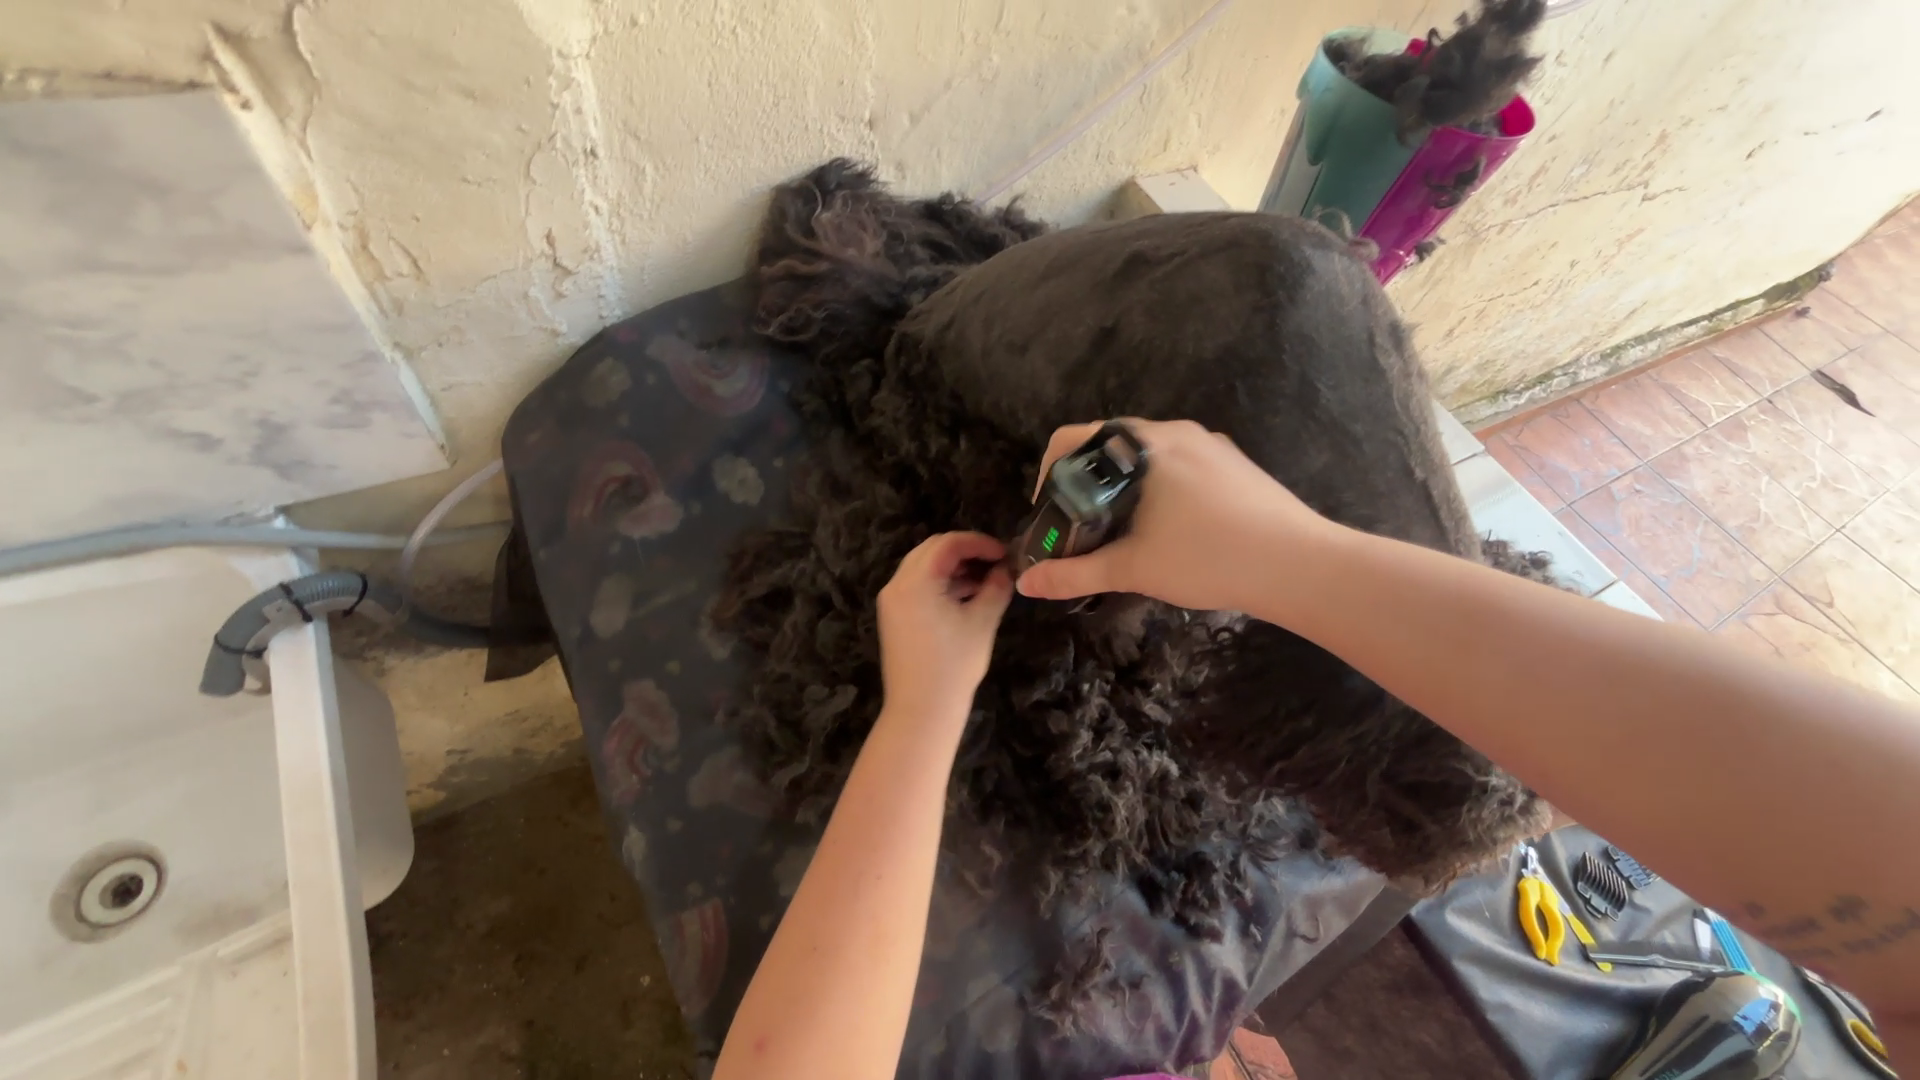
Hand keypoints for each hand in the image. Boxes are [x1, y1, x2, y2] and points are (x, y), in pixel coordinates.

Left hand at [876, 532, 1014, 724]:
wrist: (921, 709)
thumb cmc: (955, 664)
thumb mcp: (982, 621)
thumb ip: (997, 586)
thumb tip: (1007, 568)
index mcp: (916, 580)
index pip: (949, 543)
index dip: (979, 542)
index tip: (1005, 552)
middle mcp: (897, 583)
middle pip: (932, 549)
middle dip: (965, 551)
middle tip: (995, 562)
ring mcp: (891, 600)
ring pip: (923, 567)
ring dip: (953, 567)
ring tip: (986, 580)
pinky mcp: (893, 616)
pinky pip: (917, 586)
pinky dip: (940, 583)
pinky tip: (966, 596)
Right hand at [1016, 419, 1332, 610]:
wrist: (1298, 564)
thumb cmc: (1206, 559)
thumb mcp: (1131, 569)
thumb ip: (1074, 573)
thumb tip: (1026, 585)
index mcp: (1141, 445)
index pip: (1071, 439)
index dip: (1047, 474)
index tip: (1051, 514)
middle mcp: (1172, 431)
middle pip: (1106, 445)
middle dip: (1084, 484)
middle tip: (1082, 528)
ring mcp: (1208, 443)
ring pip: (1144, 455)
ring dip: (1121, 486)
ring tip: (1123, 530)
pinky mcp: (1232, 461)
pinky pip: (1178, 463)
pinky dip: (1157, 486)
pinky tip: (1170, 527)